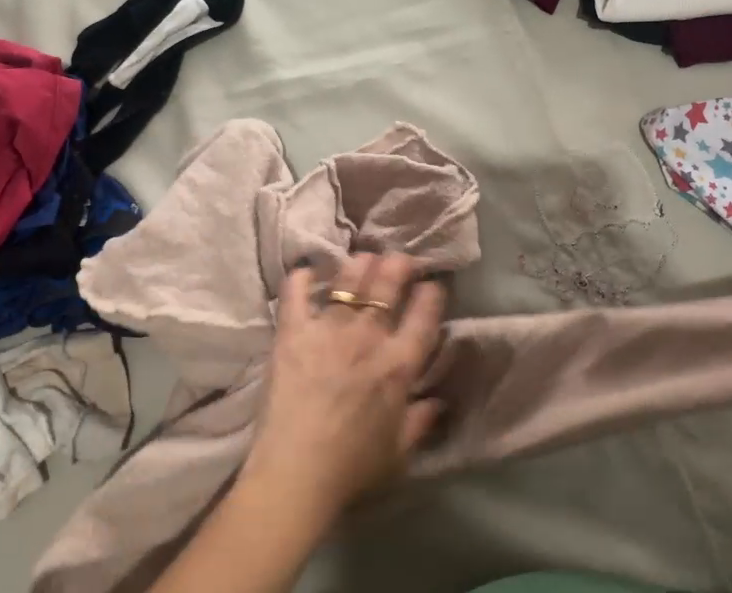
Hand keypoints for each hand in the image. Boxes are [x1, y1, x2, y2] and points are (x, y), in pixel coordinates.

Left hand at [240, 252, 447, 522]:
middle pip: (387, 285)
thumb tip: (439, 401)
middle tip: (400, 259)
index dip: (432, 294)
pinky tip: (305, 269)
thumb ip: (421, 421)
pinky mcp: (292, 334)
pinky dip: (300, 278)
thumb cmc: (352, 468)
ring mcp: (328, 330)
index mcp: (399, 365)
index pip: (424, 316)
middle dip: (398, 265)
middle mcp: (368, 338)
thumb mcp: (400, 451)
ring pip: (348, 281)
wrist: (296, 473)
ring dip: (359, 264)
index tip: (433, 284)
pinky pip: (295, 294)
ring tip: (363, 257)